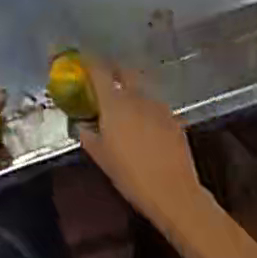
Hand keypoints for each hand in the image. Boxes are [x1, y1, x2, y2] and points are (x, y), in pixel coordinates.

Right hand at [75, 59, 212, 231]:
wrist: (174, 194)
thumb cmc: (131, 175)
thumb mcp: (101, 157)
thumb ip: (87, 135)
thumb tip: (82, 126)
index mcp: (113, 102)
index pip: (98, 70)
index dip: (89, 63)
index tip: (84, 64)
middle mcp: (135, 97)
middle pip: (124, 71)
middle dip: (114, 71)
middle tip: (106, 80)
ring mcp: (158, 107)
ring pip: (141, 88)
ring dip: (132, 91)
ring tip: (127, 107)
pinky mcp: (174, 120)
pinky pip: (156, 106)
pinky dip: (148, 110)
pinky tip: (147, 127)